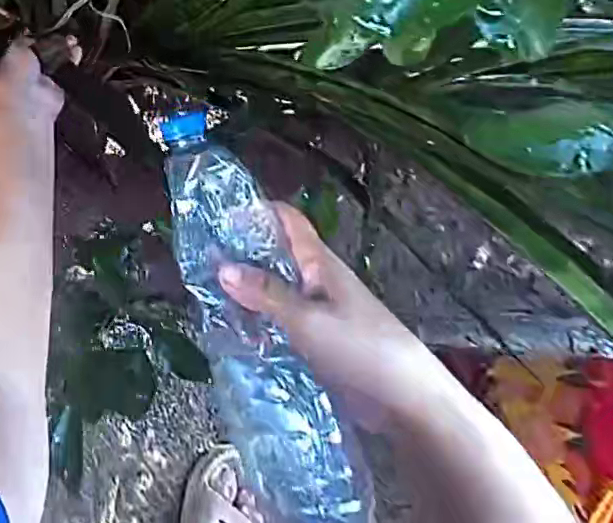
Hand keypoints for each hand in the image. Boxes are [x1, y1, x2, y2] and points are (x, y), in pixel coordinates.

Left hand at [0, 34, 76, 125]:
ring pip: (53, 62)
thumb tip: (30, 35)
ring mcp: (39, 83)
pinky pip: (63, 72)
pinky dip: (70, 62)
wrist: (29, 106)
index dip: (33, 37)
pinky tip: (77, 52)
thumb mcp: (15, 50)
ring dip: (63, 51)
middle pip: (39, 54)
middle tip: (61, 34)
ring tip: (73, 41)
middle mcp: (22, 74)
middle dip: (51, 44)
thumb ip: (23, 40)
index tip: (44, 30)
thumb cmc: (15, 77)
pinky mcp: (55, 90)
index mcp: (5, 65)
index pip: (20, 47)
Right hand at [219, 203, 457, 430]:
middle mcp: (318, 279)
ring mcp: (320, 310)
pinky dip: (261, 319)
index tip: (222, 211)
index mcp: (318, 262)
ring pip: (277, 289)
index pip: (288, 220)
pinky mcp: (320, 340)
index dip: (259, 209)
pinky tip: (237, 329)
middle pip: (277, 254)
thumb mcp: (306, 317)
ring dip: (249, 289)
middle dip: (244, 252)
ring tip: (209, 291)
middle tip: (204, 255)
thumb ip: (265, 293)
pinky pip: (282, 319)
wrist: (409, 403)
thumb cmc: (361, 346)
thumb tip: (220, 266)